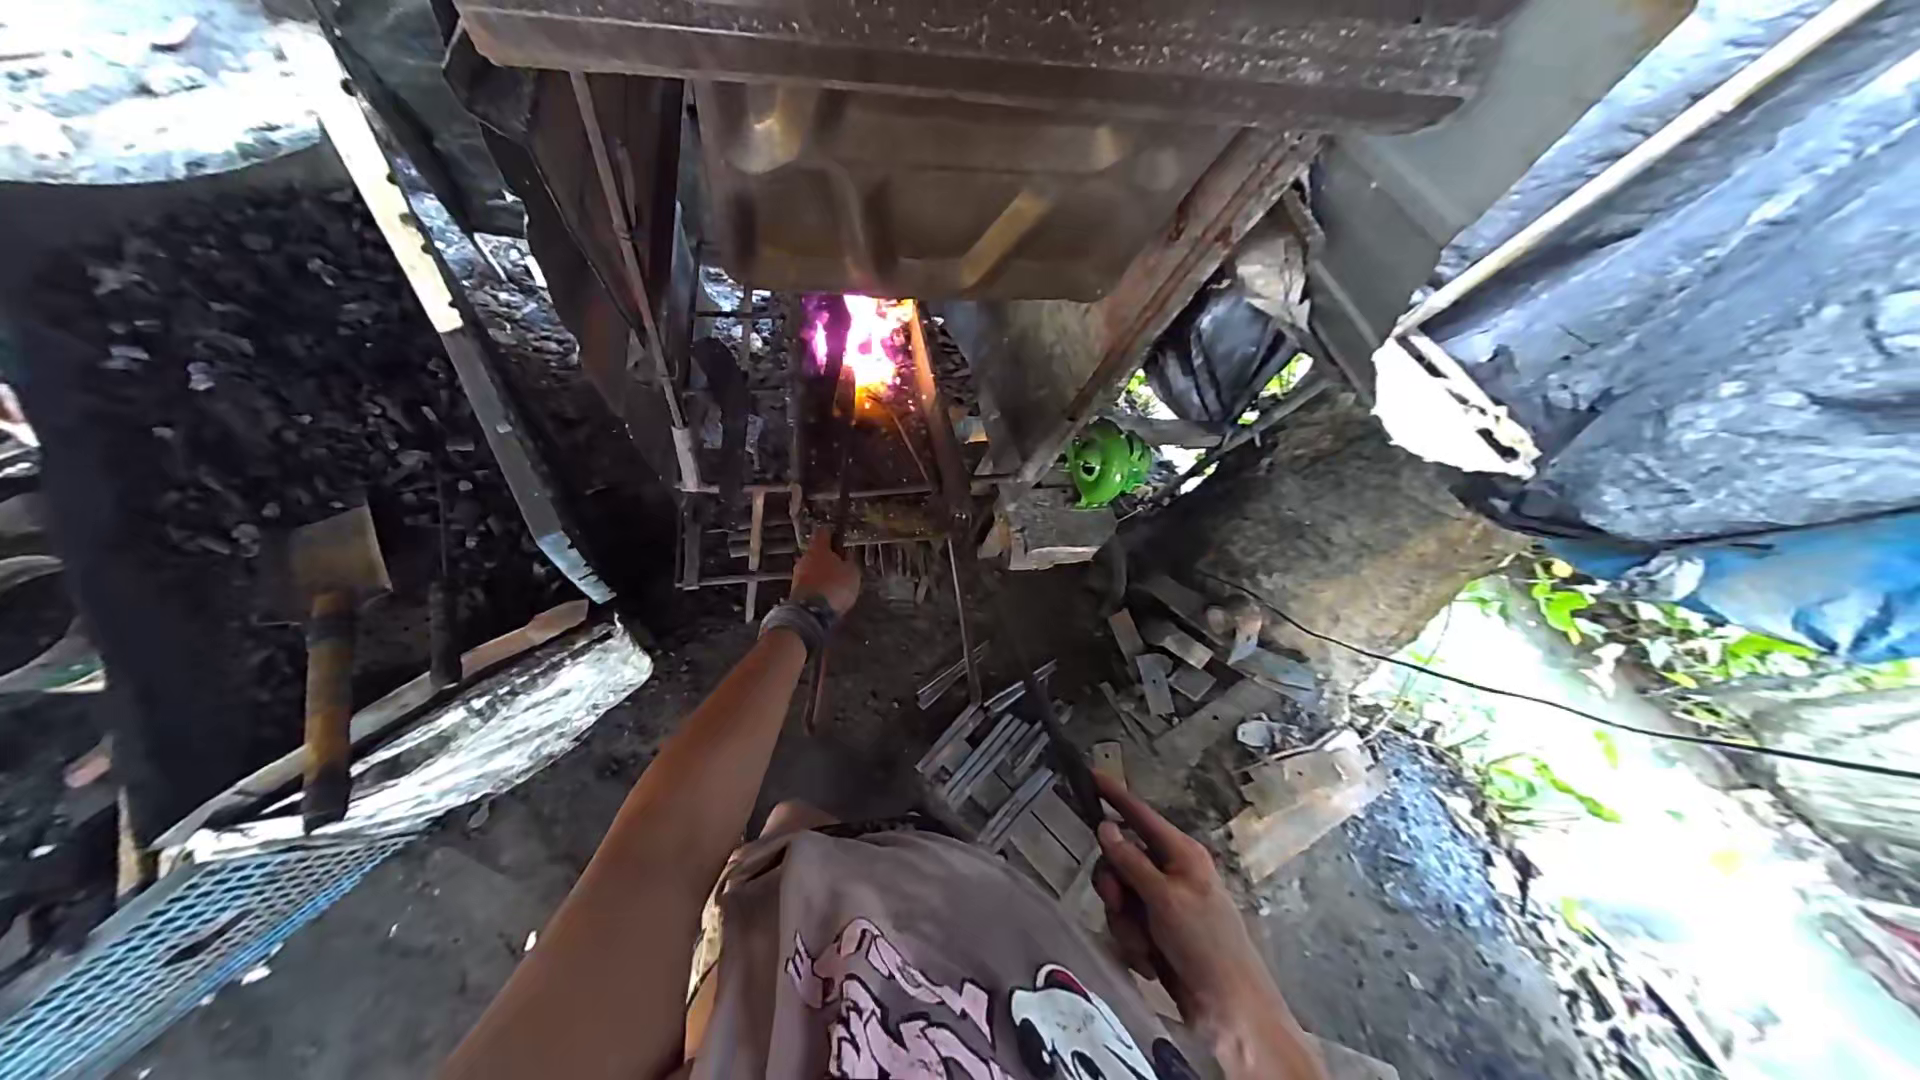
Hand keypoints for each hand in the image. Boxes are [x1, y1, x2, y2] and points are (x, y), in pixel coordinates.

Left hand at [789, 528, 859, 616]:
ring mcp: (798, 575)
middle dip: (828, 556)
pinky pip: (810, 582)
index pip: (824, 532)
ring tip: (836, 580)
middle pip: (817, 551)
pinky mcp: (796, 591)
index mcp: (818, 548)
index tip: (839, 534)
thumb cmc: (834, 587)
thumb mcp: (852, 572)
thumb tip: (848, 554)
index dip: (833, 532)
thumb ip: (851, 560)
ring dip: (822, 571)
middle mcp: (804, 558)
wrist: (812, 613)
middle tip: (842, 561)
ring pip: (812, 567)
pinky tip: (828, 592)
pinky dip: (818, 585)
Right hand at [1092, 771, 1323, 1078]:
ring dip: (1125, 923)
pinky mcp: (1158, 930)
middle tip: (1120, 904)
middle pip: (1120, 859)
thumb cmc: (1206, 945)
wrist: (1231, 1010)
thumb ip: (1130, 862)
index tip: (1091, 774)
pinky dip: (1133, 942)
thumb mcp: (1164, 899)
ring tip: (1145, 945)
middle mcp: (1170, 871)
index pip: (1140, 815)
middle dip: (1115, 887)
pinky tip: (1151, 960)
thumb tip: (1105, 826)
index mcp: (1180, 853)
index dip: (1114, 796)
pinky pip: (1126, 923)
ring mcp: (1163, 902)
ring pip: (1119, 895)